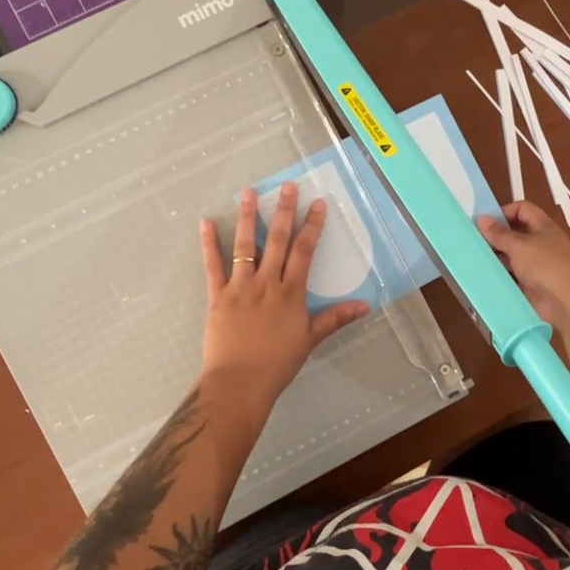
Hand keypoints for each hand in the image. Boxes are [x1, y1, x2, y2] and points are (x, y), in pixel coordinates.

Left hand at [199, 182, 367, 416]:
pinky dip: (208, 244)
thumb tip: (365, 306)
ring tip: (247, 192)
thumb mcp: (310, 340)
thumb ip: (334, 319)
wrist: (239, 383)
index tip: (317, 203)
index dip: (312, 226)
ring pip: (244, 246)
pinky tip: (205, 222)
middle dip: (283, 211)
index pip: (304, 252)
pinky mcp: (217, 296)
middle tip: (286, 186)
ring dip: (246, 217)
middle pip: (276, 241)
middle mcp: (266, 283)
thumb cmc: (277, 365)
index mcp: (290, 293)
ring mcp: (240, 288)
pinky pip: (212, 266)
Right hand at [477, 201, 569, 330]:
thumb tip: (482, 218)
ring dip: (495, 258)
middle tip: (472, 242)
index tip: (484, 222)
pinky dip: (499, 276)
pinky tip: (482, 277)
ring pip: (510, 257)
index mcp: (542, 227)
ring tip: (472, 260)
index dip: (504, 211)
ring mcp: (535, 265)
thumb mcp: (520, 245)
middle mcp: (540, 243)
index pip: (522, 209)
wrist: (568, 302)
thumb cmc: (546, 265)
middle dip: (495, 237)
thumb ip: (499, 233)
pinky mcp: (530, 284)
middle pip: (514, 234)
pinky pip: (511, 276)